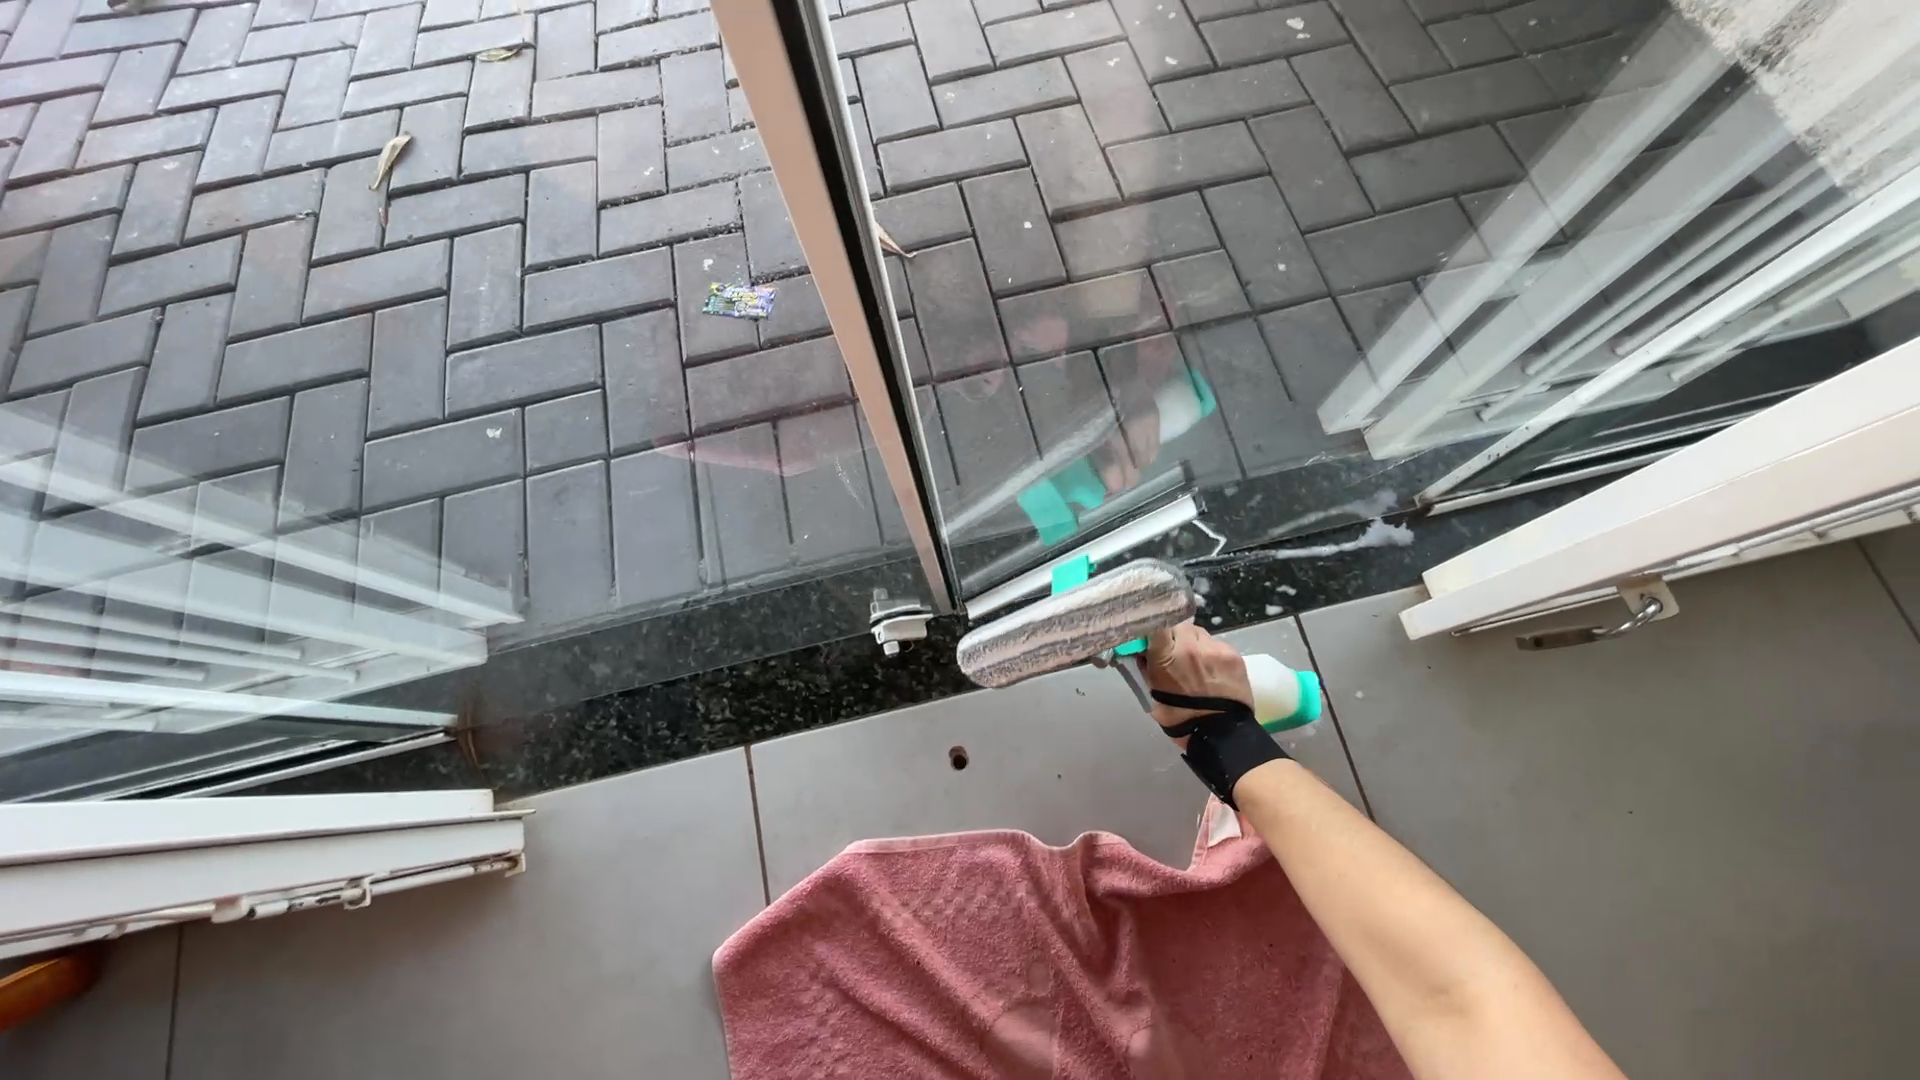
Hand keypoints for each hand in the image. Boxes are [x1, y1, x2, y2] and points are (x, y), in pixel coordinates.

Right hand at [1142, 623, 1252, 749]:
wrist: (1223, 736)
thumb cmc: (1180, 720)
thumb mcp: (1153, 694)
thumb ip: (1147, 669)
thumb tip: (1141, 652)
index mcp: (1165, 657)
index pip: (1154, 622)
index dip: (1152, 621)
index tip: (1150, 628)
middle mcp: (1190, 646)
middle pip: (1178, 625)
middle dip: (1174, 635)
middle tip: (1173, 650)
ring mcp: (1214, 648)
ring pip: (1199, 633)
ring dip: (1193, 642)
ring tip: (1195, 662)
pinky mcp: (1233, 654)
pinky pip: (1216, 644)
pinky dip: (1210, 652)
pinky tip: (1212, 670)